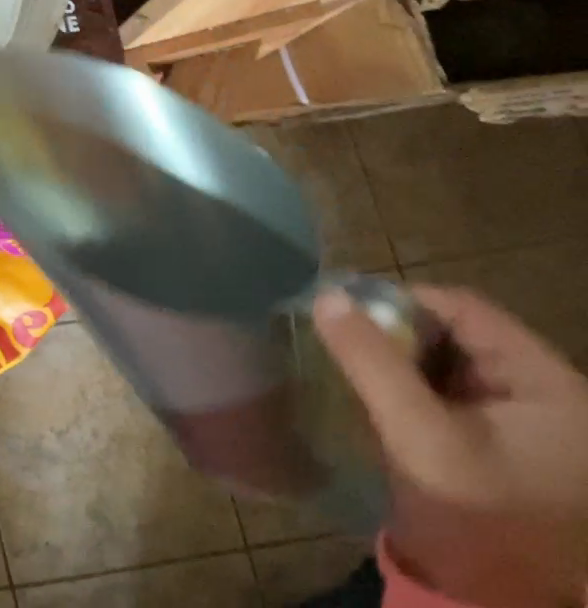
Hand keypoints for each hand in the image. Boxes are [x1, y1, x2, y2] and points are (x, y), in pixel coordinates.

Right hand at [315, 285, 587, 607]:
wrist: (497, 594)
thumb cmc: (474, 512)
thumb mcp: (419, 436)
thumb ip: (373, 364)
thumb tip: (326, 297)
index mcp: (549, 384)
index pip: (464, 308)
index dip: (398, 300)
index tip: (337, 311)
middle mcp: (546, 392)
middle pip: (457, 331)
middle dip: (392, 330)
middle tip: (337, 342)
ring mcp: (527, 419)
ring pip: (447, 359)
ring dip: (396, 357)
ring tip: (349, 367)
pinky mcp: (501, 440)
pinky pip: (448, 389)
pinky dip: (407, 384)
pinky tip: (376, 398)